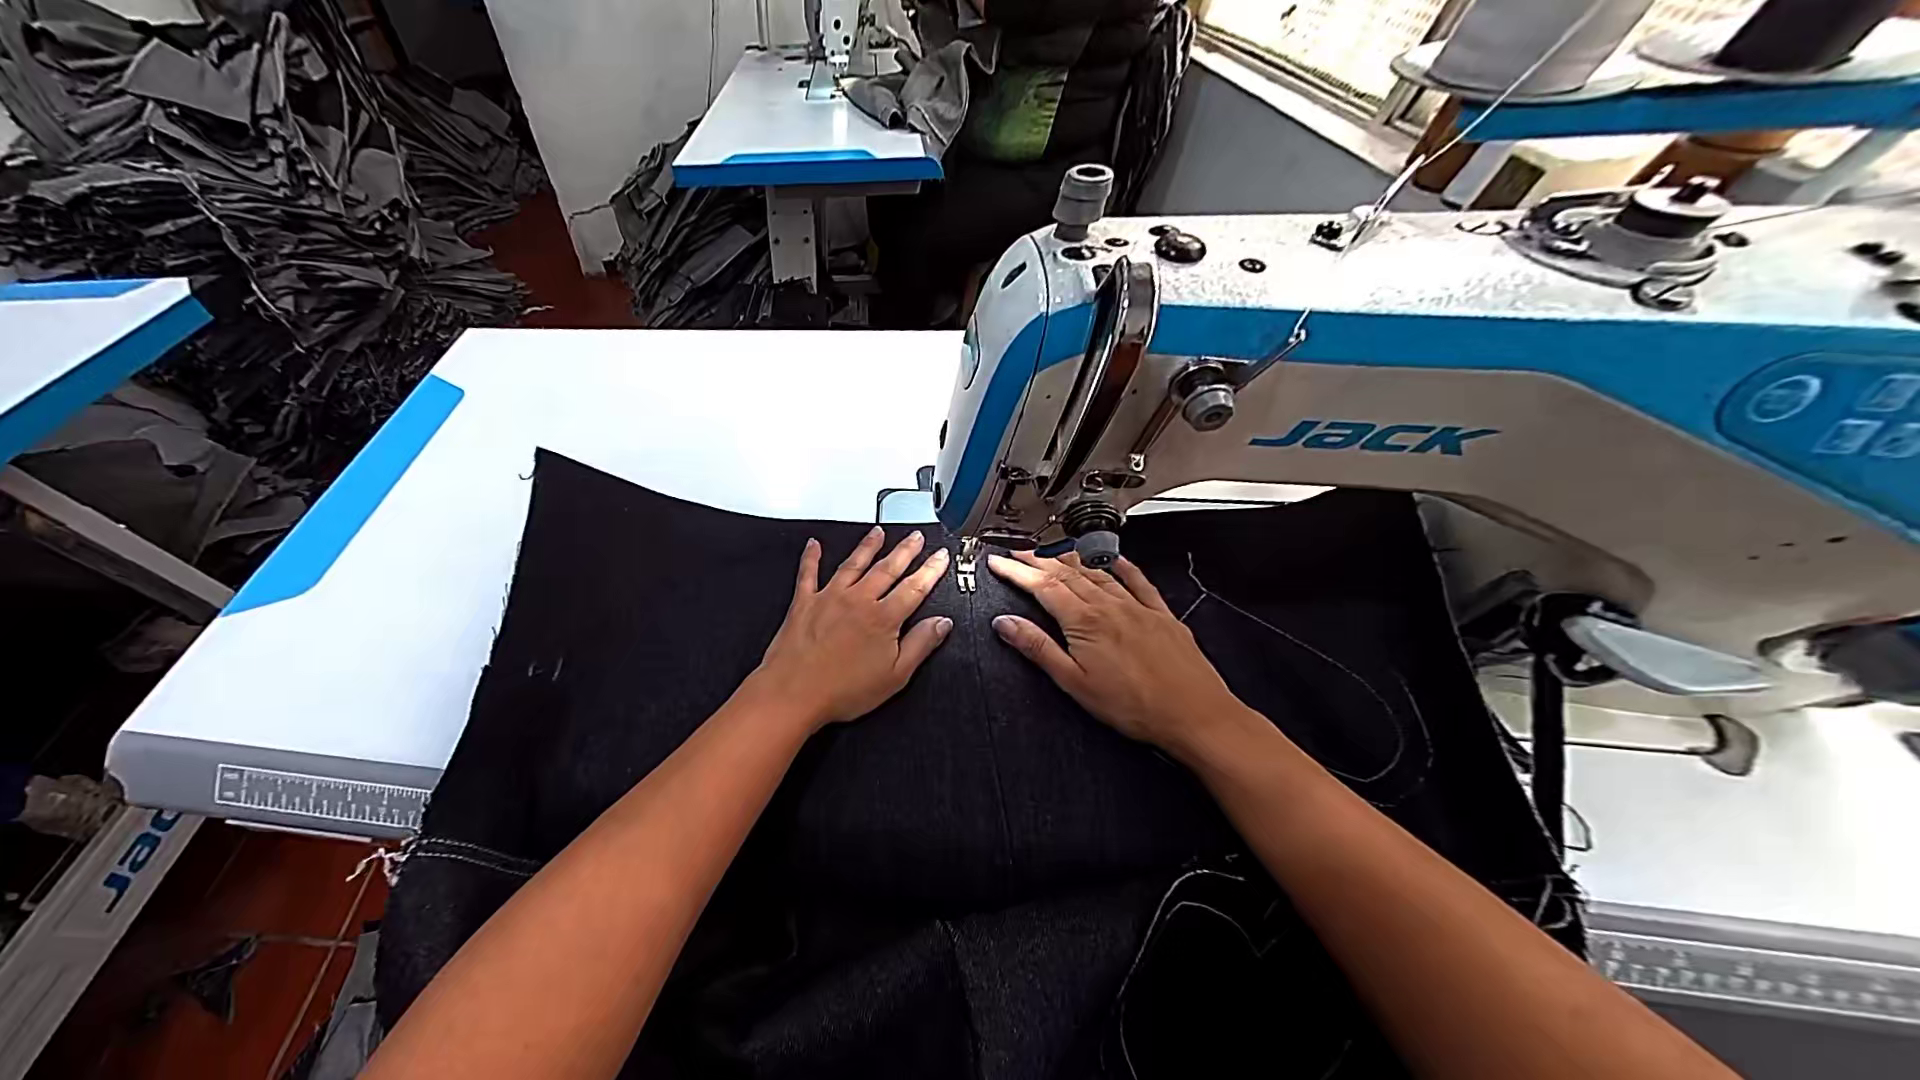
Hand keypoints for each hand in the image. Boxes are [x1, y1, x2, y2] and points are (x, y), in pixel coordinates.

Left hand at [746, 527, 952, 731]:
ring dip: (868, 546)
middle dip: (905, 550)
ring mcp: (830, 598)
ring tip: (878, 533)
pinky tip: (814, 545)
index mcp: (883, 619)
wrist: (794, 694)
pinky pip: (808, 573)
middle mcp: (858, 601)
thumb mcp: (894, 676)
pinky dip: (812, 557)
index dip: (931, 569)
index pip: (915, 587)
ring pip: (854, 564)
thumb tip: (941, 624)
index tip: (940, 557)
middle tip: (916, 537)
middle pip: (887, 568)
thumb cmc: (842, 690)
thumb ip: (921, 645)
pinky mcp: (804, 603)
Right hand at [988, 551, 1251, 752]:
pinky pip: (1137, 580)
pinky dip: (1120, 565)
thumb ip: (1038, 648)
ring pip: (1096, 573)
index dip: (1017, 571)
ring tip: (1053, 553)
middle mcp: (1111, 607)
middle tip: (1019, 554)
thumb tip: (1006, 624)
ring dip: (1071, 559)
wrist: (1194, 714)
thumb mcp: (1075, 683)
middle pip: (1066, 573)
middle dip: (1038, 560)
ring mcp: (1137, 607)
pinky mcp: (1160, 615)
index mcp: (1086, 622)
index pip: (1041, 586)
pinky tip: (1112, 560)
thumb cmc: (1137, 706)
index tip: (1000, 563)